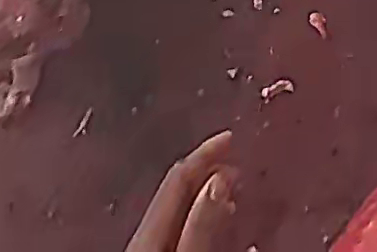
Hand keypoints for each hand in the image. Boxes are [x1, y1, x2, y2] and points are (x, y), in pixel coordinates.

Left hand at [126, 130, 237, 251]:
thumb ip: (200, 225)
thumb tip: (220, 178)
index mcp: (148, 228)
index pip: (179, 174)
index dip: (207, 150)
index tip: (230, 136)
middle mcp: (143, 233)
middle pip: (176, 188)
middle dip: (207, 167)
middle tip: (233, 158)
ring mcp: (145, 246)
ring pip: (176, 208)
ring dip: (203, 191)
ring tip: (225, 188)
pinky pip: (175, 226)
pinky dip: (195, 214)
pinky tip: (204, 225)